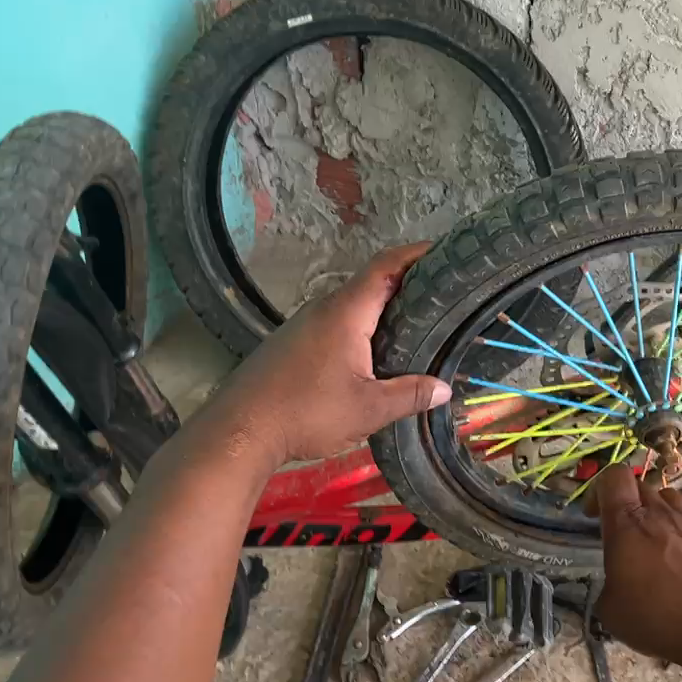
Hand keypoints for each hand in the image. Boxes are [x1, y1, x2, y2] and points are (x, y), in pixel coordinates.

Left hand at [195, 243, 451, 467]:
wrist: (238, 431)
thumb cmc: (306, 412)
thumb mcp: (368, 409)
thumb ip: (410, 395)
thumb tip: (444, 389)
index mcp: (345, 313)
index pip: (385, 267)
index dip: (414, 254)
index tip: (443, 250)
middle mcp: (324, 309)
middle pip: (371, 283)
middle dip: (408, 282)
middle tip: (443, 292)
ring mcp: (304, 324)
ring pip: (353, 305)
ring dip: (384, 307)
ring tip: (419, 320)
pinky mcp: (293, 342)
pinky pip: (337, 321)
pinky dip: (364, 324)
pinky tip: (376, 349)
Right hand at [587, 464, 681, 667]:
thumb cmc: (655, 616)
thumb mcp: (611, 610)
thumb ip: (608, 586)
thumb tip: (616, 586)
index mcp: (627, 523)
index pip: (614, 477)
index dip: (599, 488)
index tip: (593, 515)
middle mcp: (658, 514)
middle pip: (639, 485)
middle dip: (625, 501)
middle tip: (619, 533)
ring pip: (666, 498)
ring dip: (653, 511)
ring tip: (649, 540)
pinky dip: (676, 531)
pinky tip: (675, 560)